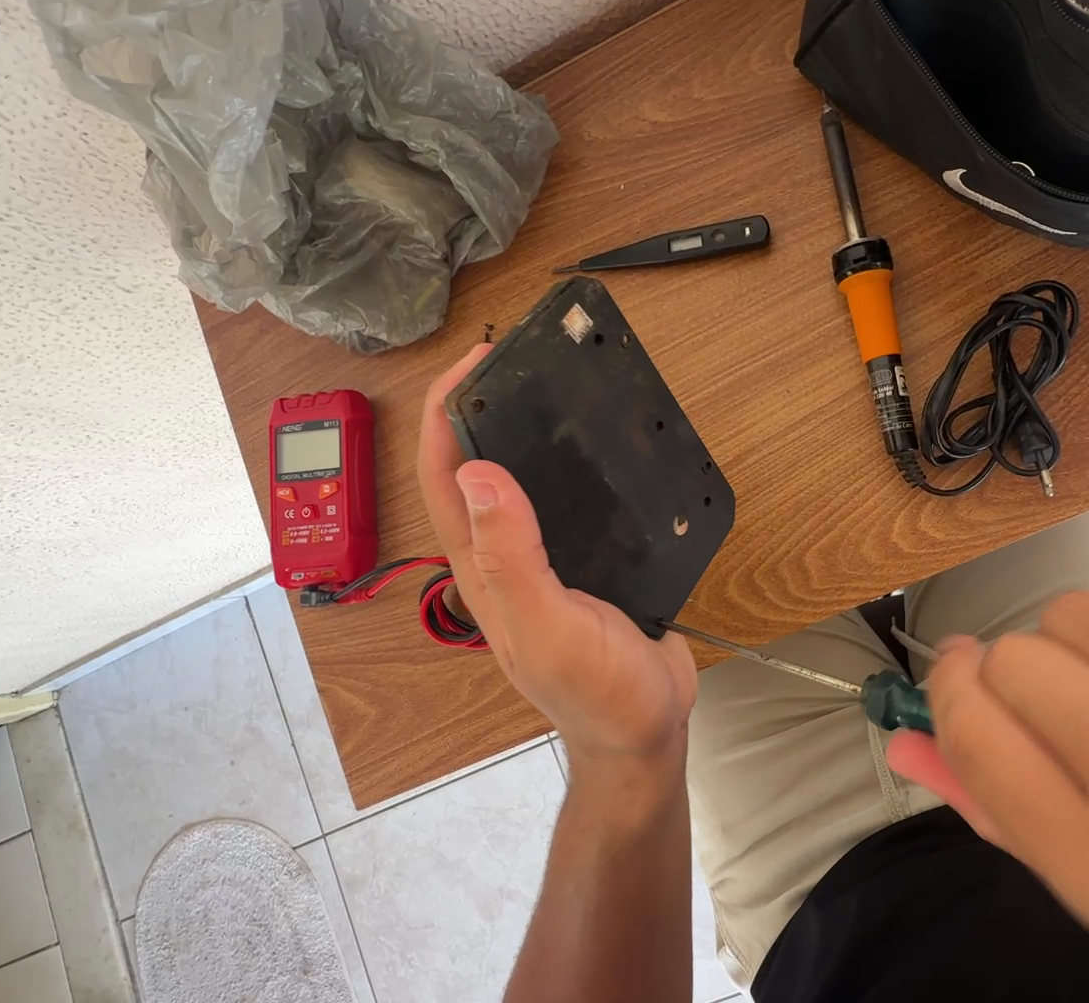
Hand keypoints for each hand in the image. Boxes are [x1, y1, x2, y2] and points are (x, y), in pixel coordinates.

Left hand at [417, 345, 697, 771]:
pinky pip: (566, 501)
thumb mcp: (548, 625)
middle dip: (483, 409)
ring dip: (524, 432)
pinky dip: (571, 464)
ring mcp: (544, 559)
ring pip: (520, 481)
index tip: (479, 359)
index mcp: (481, 567)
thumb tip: (477, 473)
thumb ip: (512, 557)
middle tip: (522, 360)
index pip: (443, 475)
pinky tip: (603, 446)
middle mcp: (503, 555)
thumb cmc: (596, 689)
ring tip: (559, 388)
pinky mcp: (583, 563)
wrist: (645, 730)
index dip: (448, 412)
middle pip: (475, 469)